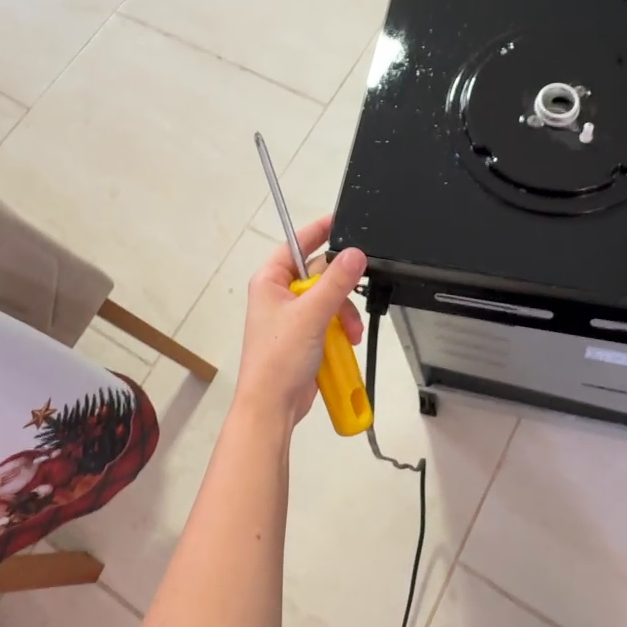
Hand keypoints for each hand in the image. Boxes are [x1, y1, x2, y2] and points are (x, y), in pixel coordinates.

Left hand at [234, 215, 366, 432]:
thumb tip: (355, 254)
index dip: (318, 231)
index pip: (297, 245)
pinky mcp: (305, 337)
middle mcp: (280, 295)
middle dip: (341, 290)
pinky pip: (331, 320)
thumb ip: (336, 282)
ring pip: (330, 299)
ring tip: (351, 332)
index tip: (341, 220)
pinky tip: (349, 341)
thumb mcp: (311, 314)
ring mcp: (293, 317)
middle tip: (354, 300)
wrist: (272, 407)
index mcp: (270, 281)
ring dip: (345, 314)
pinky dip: (342, 329)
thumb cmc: (279, 358)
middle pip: (320, 274)